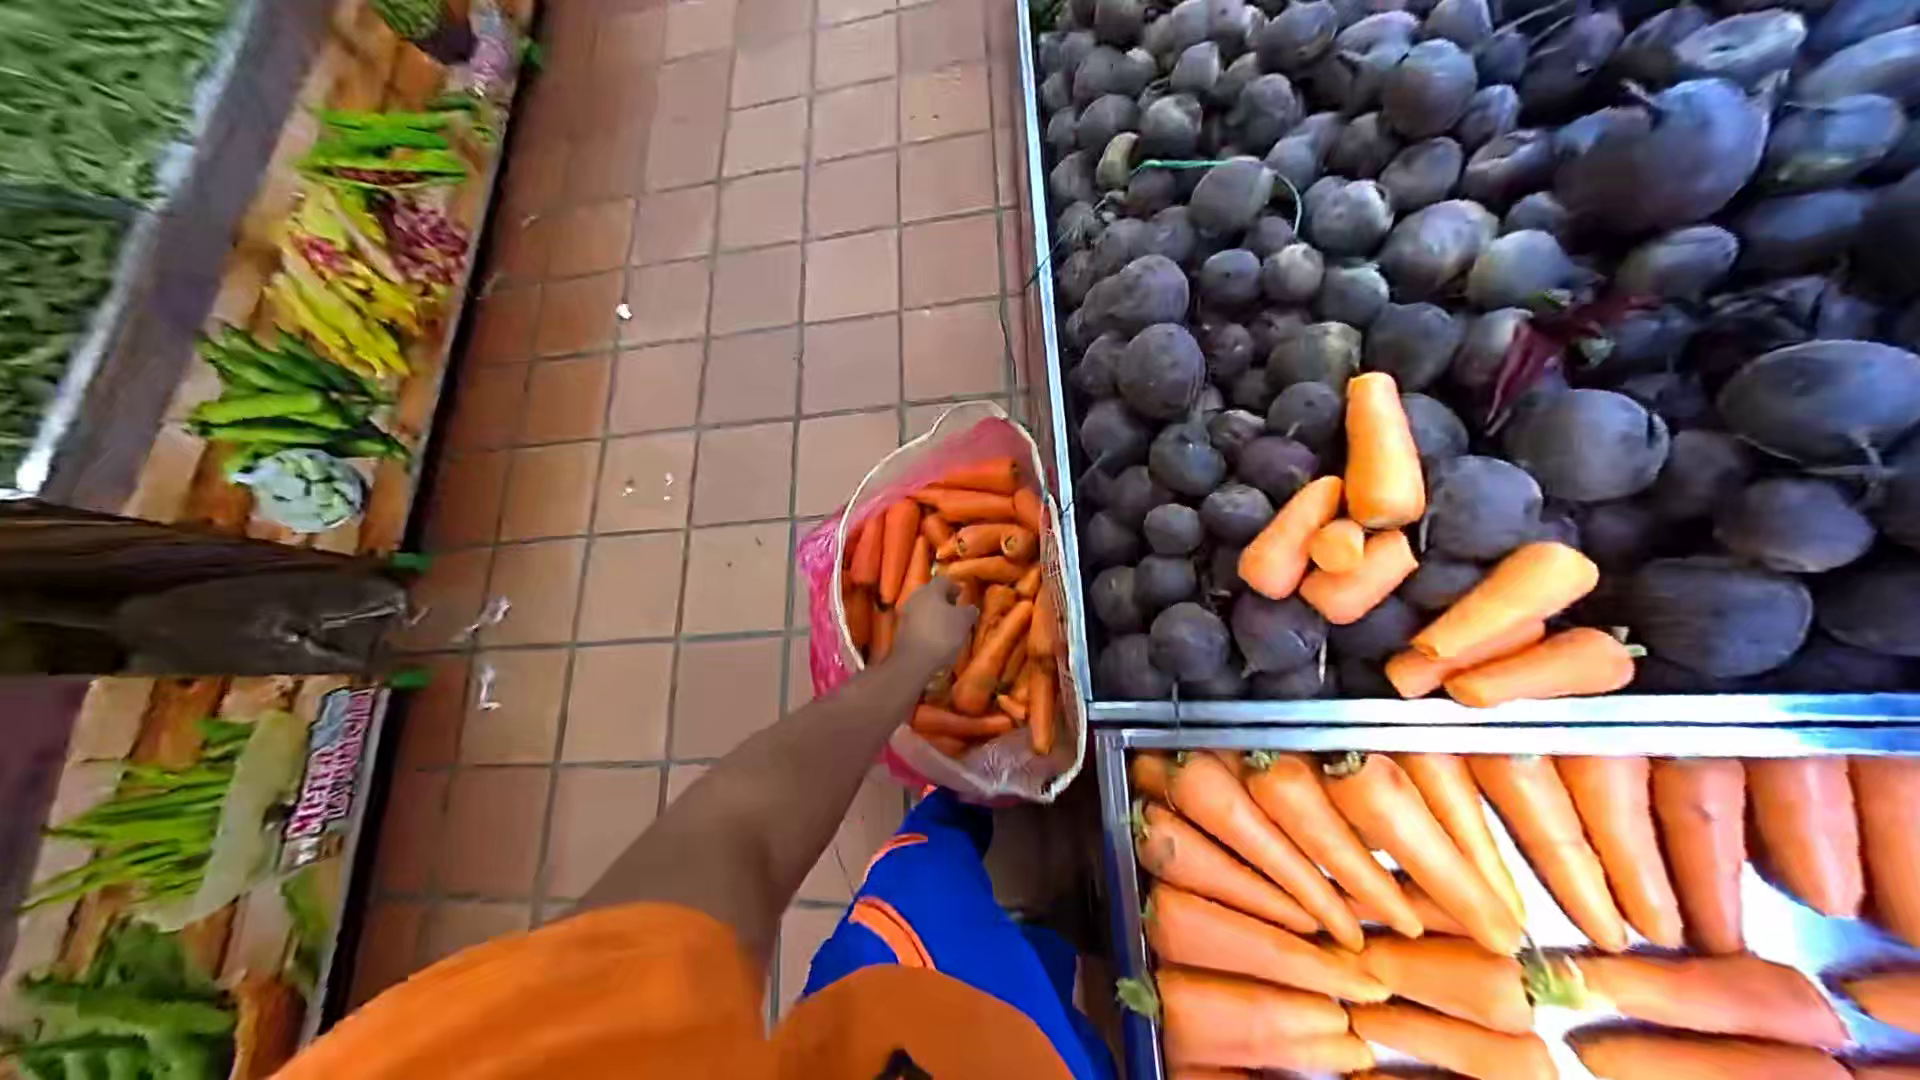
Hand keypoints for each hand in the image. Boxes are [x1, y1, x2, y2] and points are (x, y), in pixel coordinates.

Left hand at [894, 577, 977, 669]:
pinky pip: (917, 620)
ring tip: (947, 622)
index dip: (954, 586)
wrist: (914, 661)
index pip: (944, 581)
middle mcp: (915, 597)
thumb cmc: (942, 635)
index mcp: (930, 590)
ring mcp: (906, 613)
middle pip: (931, 592)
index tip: (962, 593)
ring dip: (934, 611)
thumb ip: (969, 611)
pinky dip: (927, 623)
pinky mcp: (901, 629)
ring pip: (923, 606)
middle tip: (955, 607)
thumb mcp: (964, 622)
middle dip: (943, 598)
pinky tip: (935, 634)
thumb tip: (970, 607)